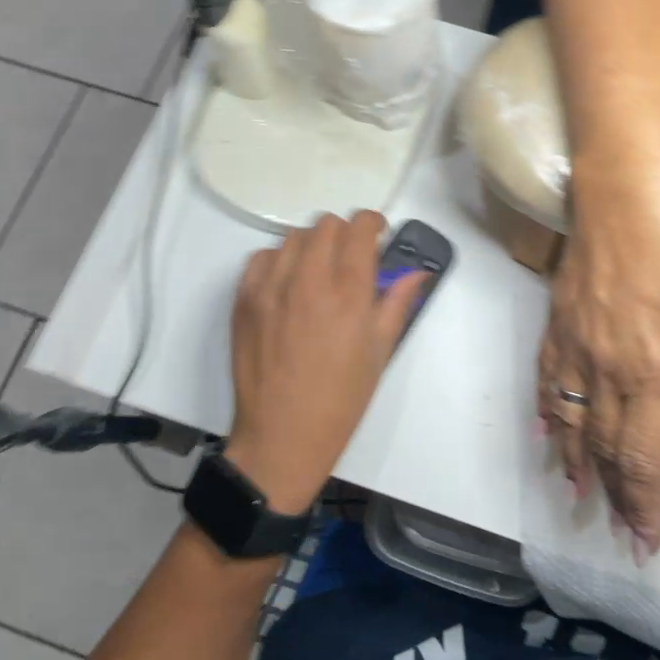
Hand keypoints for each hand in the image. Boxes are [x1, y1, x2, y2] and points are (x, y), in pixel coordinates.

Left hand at [226, 211, 426, 514]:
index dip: (372, 223)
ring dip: (311, 245)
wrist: (282, 435)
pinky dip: (277, 260)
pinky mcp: (243, 300)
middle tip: (350, 258)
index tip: (377, 235)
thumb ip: (396, 303)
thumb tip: (415, 272)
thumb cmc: (341, 399)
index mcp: (348, 293)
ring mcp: (270, 287)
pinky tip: (287, 284)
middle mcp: (308, 280)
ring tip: (318, 272)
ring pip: (292, 237)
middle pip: (325, 224)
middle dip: (344, 233)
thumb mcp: (380, 352)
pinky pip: (260, 257)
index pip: (359, 227)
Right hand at [538, 158, 659, 560]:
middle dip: (613, 496)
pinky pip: (548, 382)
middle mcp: (608, 375)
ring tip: (578, 495)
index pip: (645, 460)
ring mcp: (575, 350)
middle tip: (616, 530)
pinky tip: (548, 433)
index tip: (645, 541)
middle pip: (605, 450)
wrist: (627, 194)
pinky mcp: (557, 325)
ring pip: (571, 423)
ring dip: (576, 465)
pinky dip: (548, 415)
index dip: (645, 506)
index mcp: (656, 378)